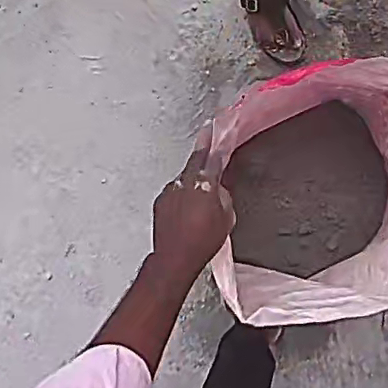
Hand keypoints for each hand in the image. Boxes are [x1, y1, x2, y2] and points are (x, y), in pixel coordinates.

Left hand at [150, 134, 234, 279]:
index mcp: (205, 184)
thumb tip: (219, 191)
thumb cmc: (203, 242)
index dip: (215, 143)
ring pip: (183, 177)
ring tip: (197, 191)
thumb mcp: (226, 219)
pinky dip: (180, 194)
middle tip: (206, 135)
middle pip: (195, 161)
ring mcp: (171, 191)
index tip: (214, 129)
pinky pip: (174, 192)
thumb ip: (224, 198)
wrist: (175, 258)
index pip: (212, 158)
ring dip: (191, 178)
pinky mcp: (160, 201)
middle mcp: (186, 183)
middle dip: (201, 148)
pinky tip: (185, 207)